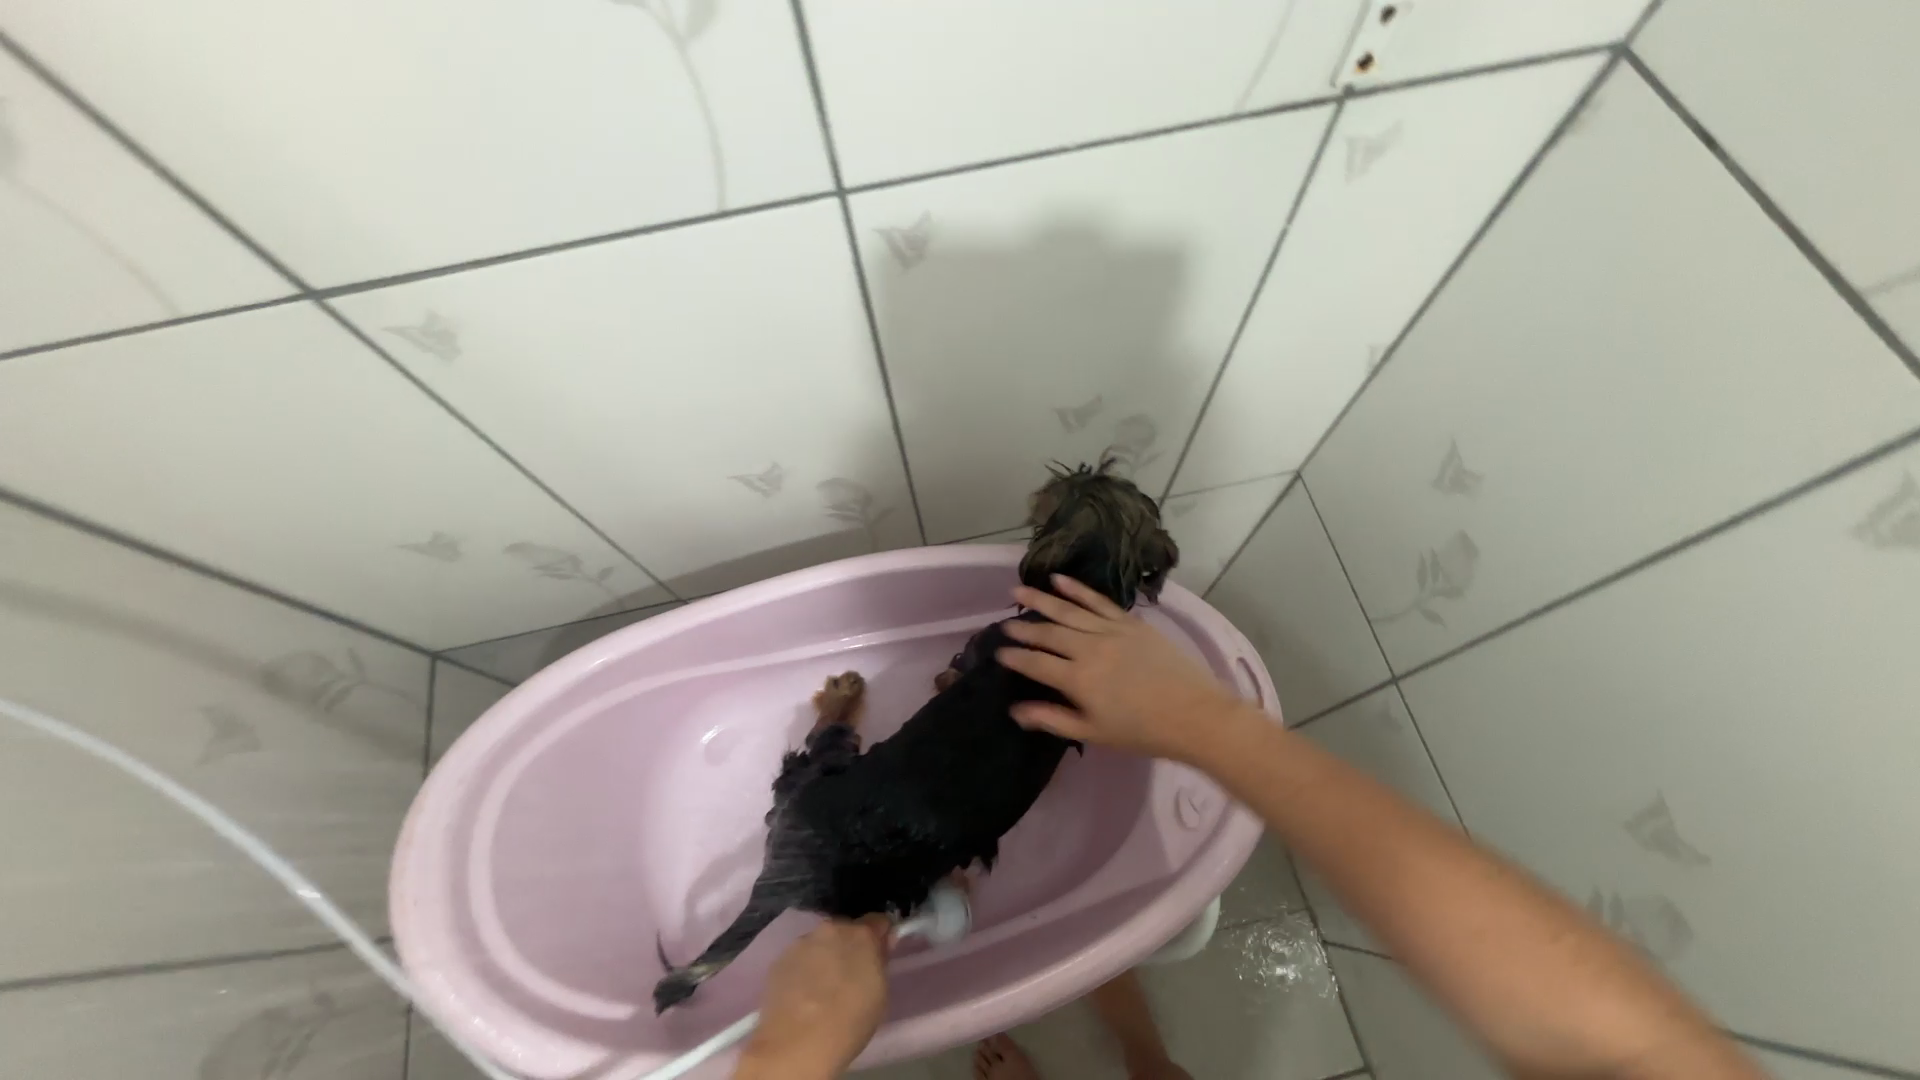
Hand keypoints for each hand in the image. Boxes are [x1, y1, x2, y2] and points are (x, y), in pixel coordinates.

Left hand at [735, 916, 891, 1079]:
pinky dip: (803, 969)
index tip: (879, 955)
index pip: (878, 921)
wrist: (797, 1043)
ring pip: (820, 943)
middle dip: (849, 947)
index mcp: (861, 935)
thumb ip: (880, 962)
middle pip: (846, 930)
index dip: (880, 937)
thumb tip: (881, 945)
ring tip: (821, 989)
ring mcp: (803, 942)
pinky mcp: (780, 959)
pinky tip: (802, 995)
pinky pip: (799, 958)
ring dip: (825, 956)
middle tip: (848, 976)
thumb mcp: (880, 995)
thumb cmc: (849, 1022)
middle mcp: (832, 929)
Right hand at [995, 575, 1252, 762]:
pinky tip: (1058, 580)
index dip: (1014, 657)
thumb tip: (1015, 710)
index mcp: (1077, 679)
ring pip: (1068, 610)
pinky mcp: (1130, 622)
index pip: (1035, 662)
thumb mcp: (1093, 732)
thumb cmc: (1141, 731)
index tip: (997, 652)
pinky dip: (1077, 589)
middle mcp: (1088, 648)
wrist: (1193, 714)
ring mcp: (1110, 631)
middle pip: (1047, 633)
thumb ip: (1052, 719)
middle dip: (1022, 628)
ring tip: (1018, 591)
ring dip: (1040, 600)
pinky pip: (1098, 601)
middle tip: (1003, 624)